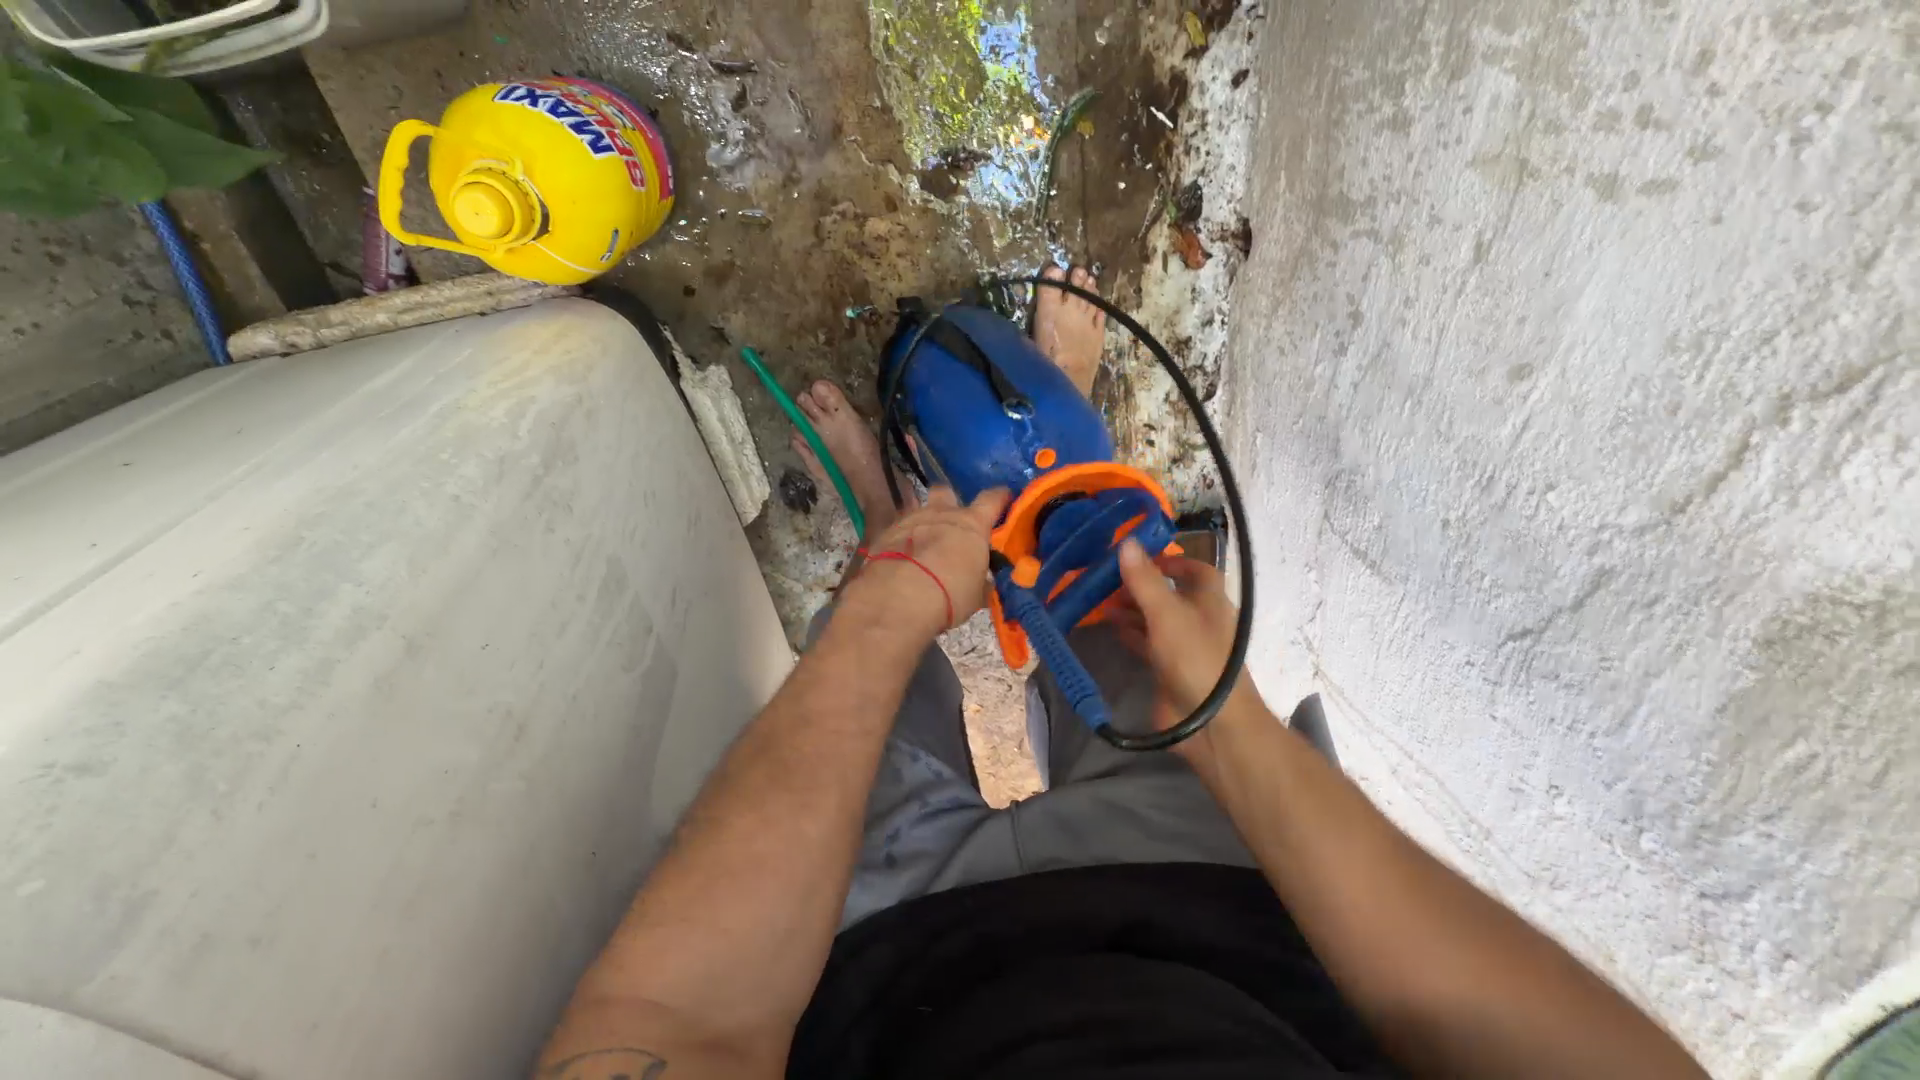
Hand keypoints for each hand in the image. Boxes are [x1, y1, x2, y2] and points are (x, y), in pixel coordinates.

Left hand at [849, 487, 1011, 633]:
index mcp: (972, 525)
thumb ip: (980, 581)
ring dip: (922, 523)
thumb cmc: (949, 594)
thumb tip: (982, 582)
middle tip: (951, 523)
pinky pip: (898, 531)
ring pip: (918, 510)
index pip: (992, 499)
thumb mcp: (975, 594)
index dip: (1000, 497)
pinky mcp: (885, 534)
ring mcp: (910, 520)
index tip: (1004, 498)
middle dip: (949, 502)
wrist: (900, 597)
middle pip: (946, 492)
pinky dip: (902, 541)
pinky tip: (901, 559)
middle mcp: (941, 514)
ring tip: (923, 546)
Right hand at [1111, 539, 1262, 769]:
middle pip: (1170, 594)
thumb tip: (1126, 542)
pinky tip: (1112, 628)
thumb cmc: (1195, 659)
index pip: (1196, 570)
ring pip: (1156, 619)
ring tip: (1102, 603)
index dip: (1172, 560)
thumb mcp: (1167, 614)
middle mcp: (1199, 620)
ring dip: (1132, 610)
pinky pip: (1148, 644)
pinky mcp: (1170, 670)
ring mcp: (1184, 646)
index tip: (1141, 558)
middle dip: (1141, 586)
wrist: (1210, 723)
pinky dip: (1131, 634)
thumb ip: (1145, 580)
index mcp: (1210, 601)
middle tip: (1109, 580)